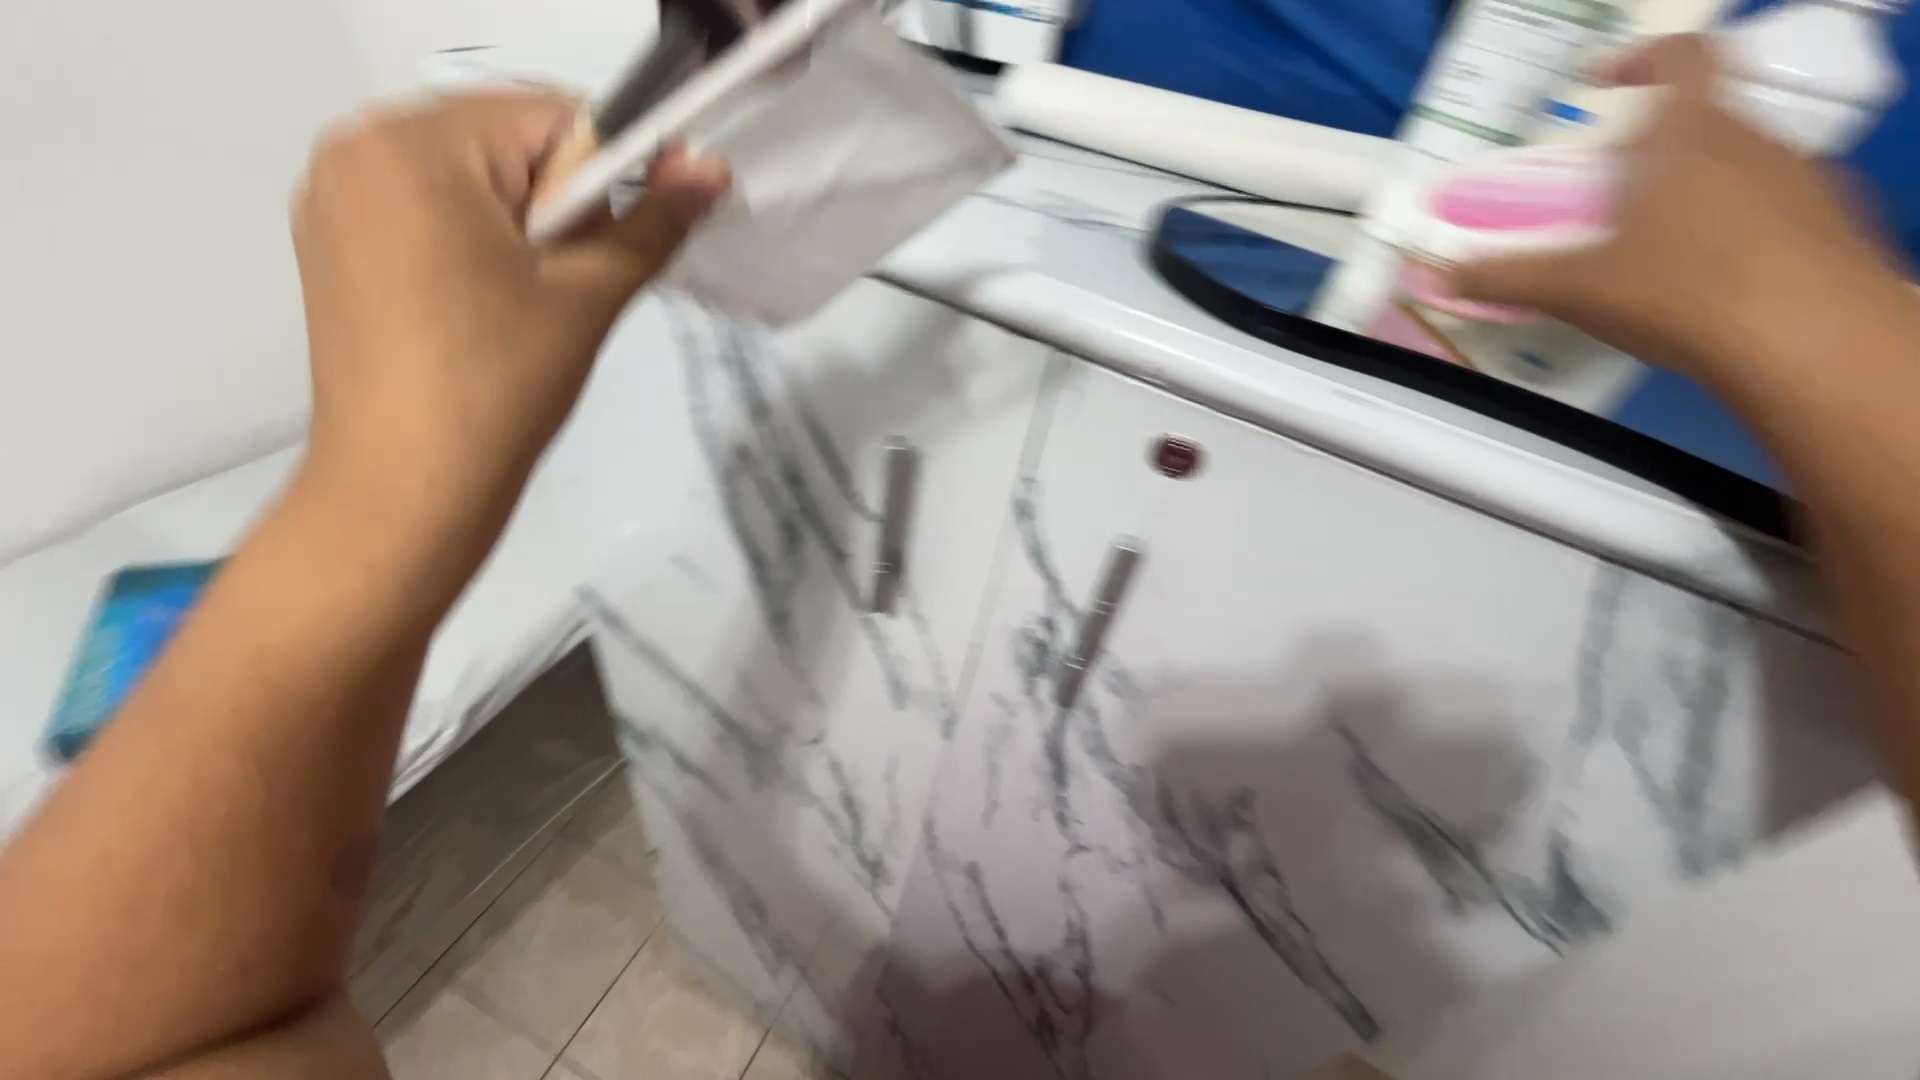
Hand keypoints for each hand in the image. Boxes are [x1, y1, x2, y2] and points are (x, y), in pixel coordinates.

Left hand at [290, 92, 729, 518]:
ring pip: (472, 181)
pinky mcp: (337, 247)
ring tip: (548, 297)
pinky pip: (432, 214)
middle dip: (569, 197)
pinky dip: (484, 241)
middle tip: (592, 276)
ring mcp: (337, 199)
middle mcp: (358, 148)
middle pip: (506, 143)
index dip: (621, 159)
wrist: (407, 487)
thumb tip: (713, 171)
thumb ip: (653, 223)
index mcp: (414, 144)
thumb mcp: (588, 296)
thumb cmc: (501, 383)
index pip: (551, 114)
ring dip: (531, 222)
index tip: (661, 213)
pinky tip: (499, 304)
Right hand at [1447, 35, 1905, 390]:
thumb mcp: (1569, 288)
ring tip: (1646, 246)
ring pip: (1733, 163)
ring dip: (1687, 188)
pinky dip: (1727, 225)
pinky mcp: (1827, 221)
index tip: (1604, 84)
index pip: (1681, 57)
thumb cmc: (1679, 291)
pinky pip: (1767, 204)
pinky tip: (1701, 277)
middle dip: (1648, 150)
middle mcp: (1753, 140)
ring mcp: (1800, 177)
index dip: (1641, 59)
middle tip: (1604, 197)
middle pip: (1700, 119)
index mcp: (1687, 135)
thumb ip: (1497, 278)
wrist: (1808, 341)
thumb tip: (1433, 276)